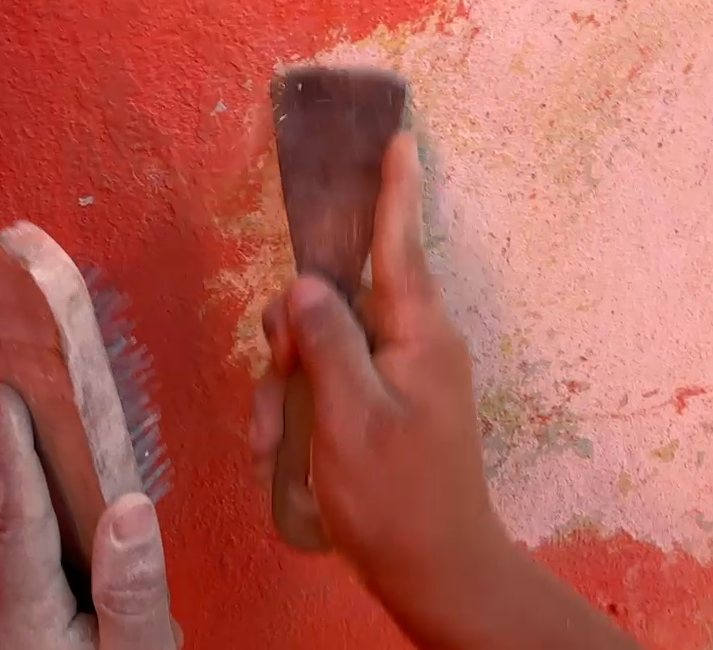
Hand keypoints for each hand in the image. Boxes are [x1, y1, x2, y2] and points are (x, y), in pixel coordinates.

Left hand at [0, 386, 178, 649]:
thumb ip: (133, 591)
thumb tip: (130, 504)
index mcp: (22, 614)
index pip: (15, 513)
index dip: (10, 448)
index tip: (8, 390)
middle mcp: (1, 608)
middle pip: (16, 510)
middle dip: (28, 446)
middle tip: (42, 380)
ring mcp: (8, 615)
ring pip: (30, 530)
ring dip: (48, 476)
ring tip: (69, 418)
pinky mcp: (23, 620)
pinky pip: (40, 549)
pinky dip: (60, 511)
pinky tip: (89, 499)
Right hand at [249, 134, 636, 649]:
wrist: (435, 572)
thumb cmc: (398, 499)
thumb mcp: (351, 421)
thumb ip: (328, 345)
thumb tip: (303, 282)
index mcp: (418, 332)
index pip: (403, 244)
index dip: (398, 189)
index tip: (401, 139)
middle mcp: (410, 337)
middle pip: (338, 292)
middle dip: (296, 325)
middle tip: (281, 373)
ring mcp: (395, 366)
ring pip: (323, 333)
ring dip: (289, 374)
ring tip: (277, 430)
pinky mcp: (380, 391)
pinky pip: (330, 370)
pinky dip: (300, 398)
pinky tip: (282, 442)